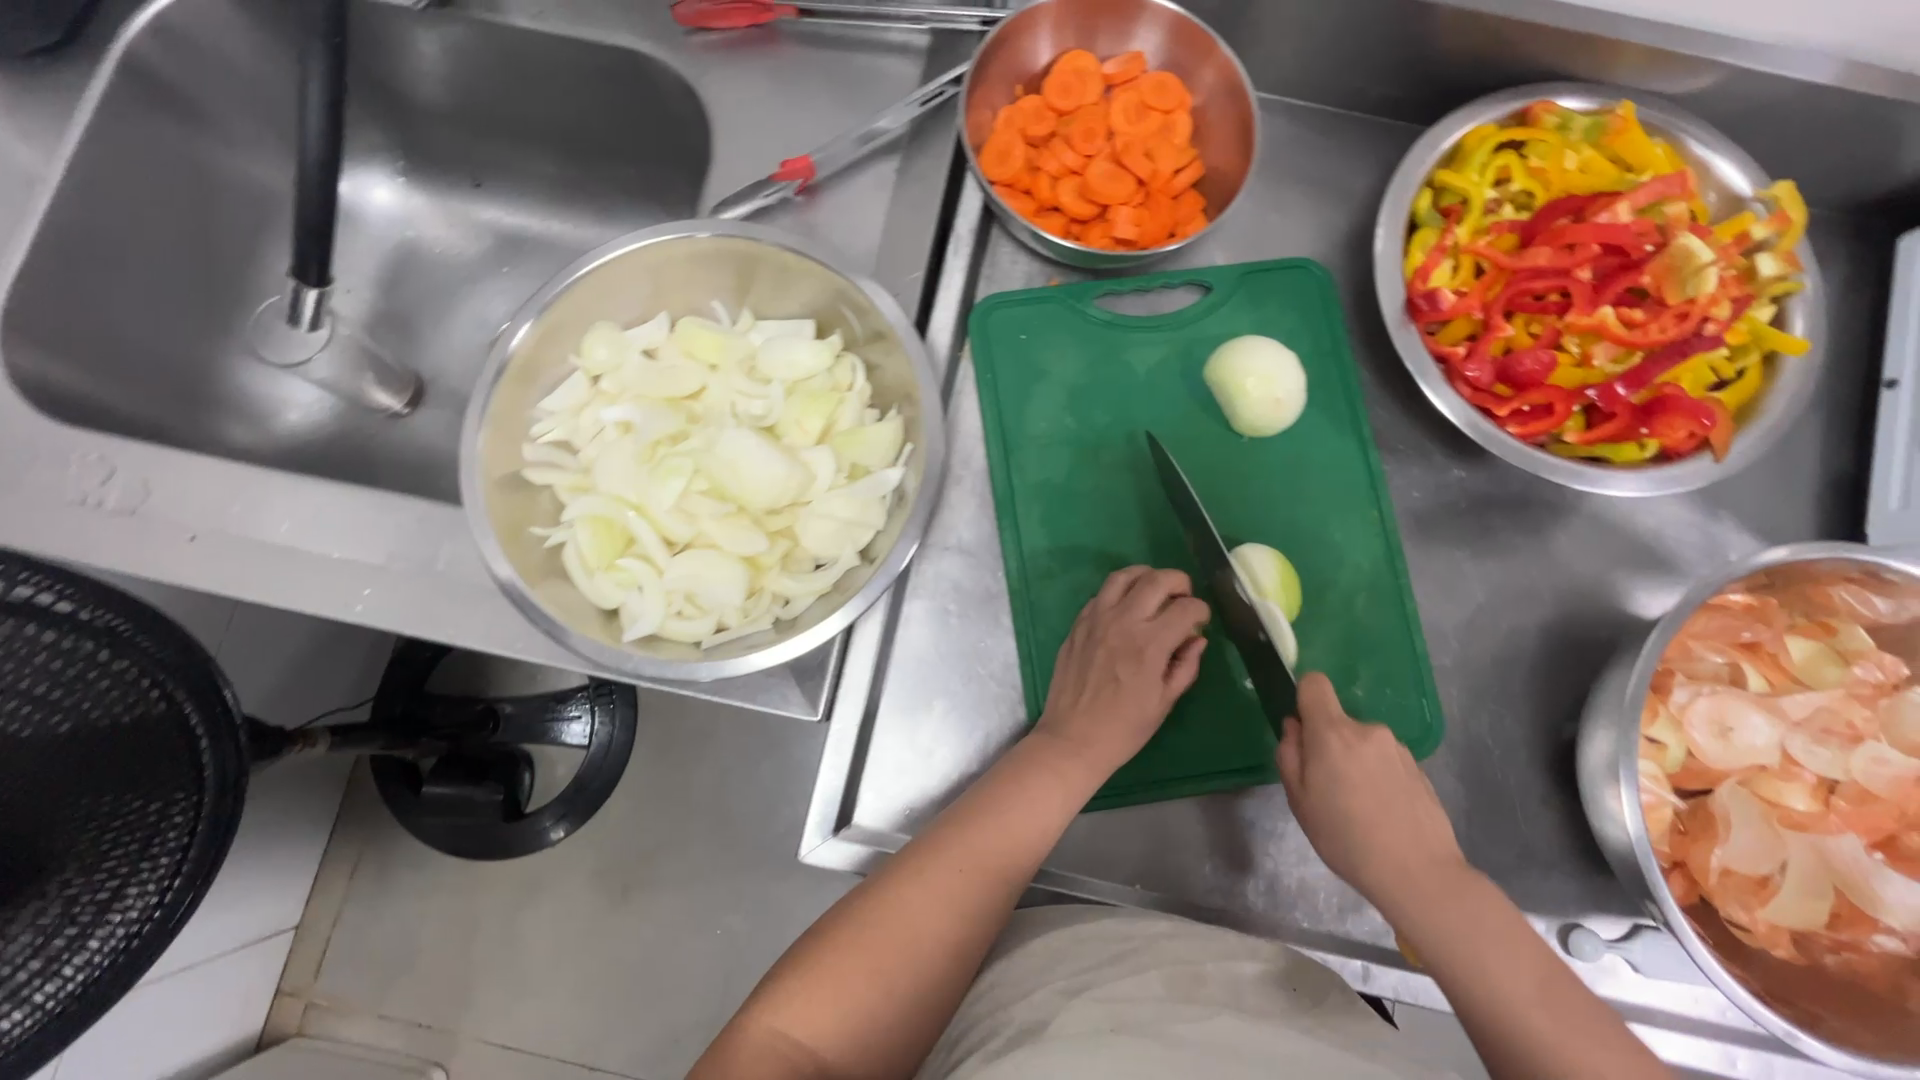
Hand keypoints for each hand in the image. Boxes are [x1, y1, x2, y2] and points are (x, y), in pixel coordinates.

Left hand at [1030, 567, 1209, 782]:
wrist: (1072, 738)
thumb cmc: (1124, 728)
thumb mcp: (1165, 702)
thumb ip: (1185, 666)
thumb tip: (1196, 640)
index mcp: (1150, 644)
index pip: (1186, 608)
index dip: (1201, 611)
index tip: (1200, 622)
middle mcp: (1123, 622)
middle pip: (1156, 580)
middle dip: (1179, 582)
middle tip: (1184, 598)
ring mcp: (1095, 620)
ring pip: (1123, 576)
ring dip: (1145, 576)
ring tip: (1155, 591)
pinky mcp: (1077, 624)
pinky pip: (1101, 594)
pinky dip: (1119, 592)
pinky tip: (1126, 608)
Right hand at [1276, 673, 1469, 918]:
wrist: (1419, 873)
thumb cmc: (1345, 838)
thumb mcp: (1299, 801)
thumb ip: (1289, 755)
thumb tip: (1294, 728)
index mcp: (1333, 733)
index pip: (1315, 684)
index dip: (1303, 699)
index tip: (1302, 731)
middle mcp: (1368, 730)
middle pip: (1338, 722)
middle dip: (1328, 745)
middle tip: (1327, 789)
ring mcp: (1398, 749)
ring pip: (1362, 743)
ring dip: (1354, 763)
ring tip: (1357, 807)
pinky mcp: (1419, 768)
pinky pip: (1384, 761)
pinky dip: (1377, 778)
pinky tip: (1381, 814)